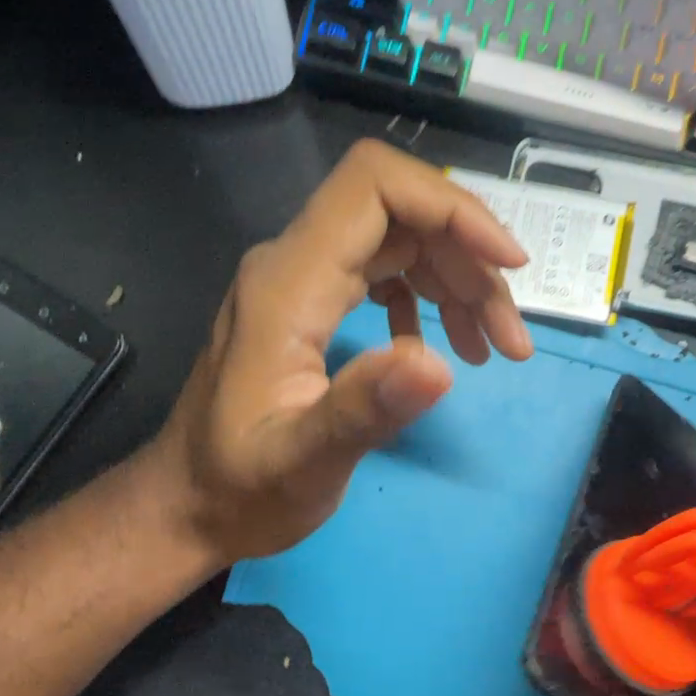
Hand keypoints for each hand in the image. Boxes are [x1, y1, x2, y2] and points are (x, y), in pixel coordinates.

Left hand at [143, 140, 530, 565]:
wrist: (185, 506)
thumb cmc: (239, 490)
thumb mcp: (301, 464)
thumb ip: (362, 412)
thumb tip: (437, 368)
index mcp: (288, 286)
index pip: (374, 189)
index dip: (451, 209)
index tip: (508, 266)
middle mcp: (292, 265)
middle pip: (399, 215)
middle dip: (469, 263)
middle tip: (510, 340)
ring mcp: (299, 284)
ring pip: (398, 244)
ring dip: (457, 286)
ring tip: (492, 351)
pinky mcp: (308, 307)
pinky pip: (382, 275)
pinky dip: (427, 302)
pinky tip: (437, 352)